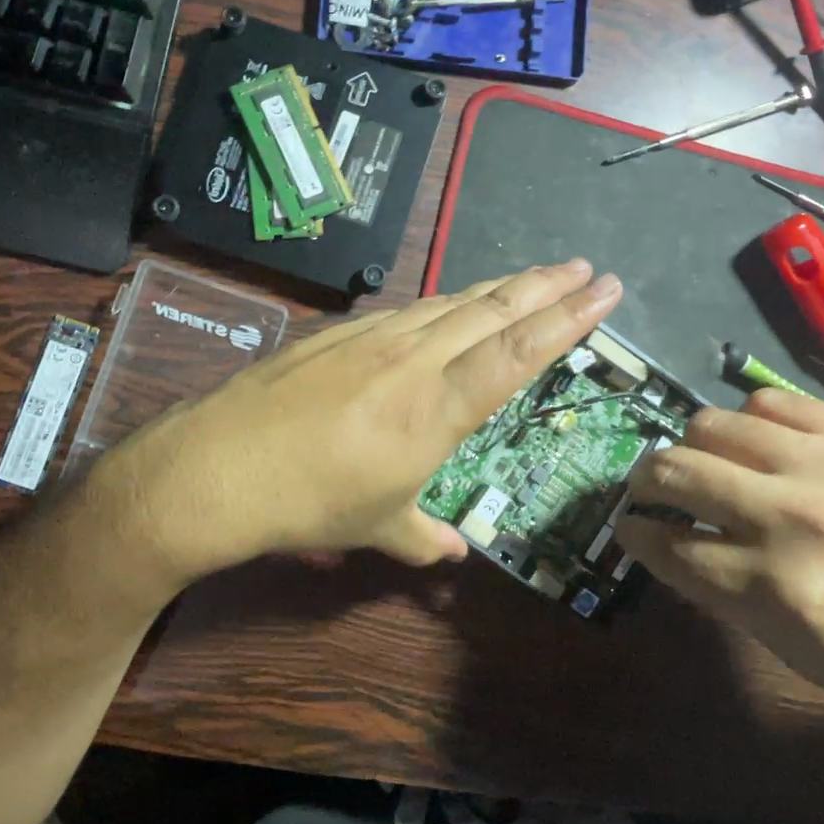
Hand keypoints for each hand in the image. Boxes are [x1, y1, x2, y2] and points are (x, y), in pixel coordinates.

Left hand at [77, 260, 622, 590]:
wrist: (219, 467)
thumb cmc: (309, 505)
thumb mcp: (376, 527)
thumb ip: (423, 537)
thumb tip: (454, 554)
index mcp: (436, 408)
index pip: (516, 354)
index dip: (567, 320)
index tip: (605, 292)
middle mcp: (412, 359)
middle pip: (490, 311)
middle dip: (544, 287)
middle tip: (584, 269)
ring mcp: (370, 337)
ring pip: (448, 303)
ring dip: (494, 289)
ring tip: (528, 280)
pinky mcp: (335, 333)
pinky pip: (403, 310)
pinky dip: (439, 304)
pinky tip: (443, 307)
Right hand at [615, 389, 823, 747]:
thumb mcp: (787, 645)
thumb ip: (717, 586)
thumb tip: (664, 537)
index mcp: (776, 590)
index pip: (668, 544)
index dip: (636, 533)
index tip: (629, 525)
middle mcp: (796, 518)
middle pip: (677, 471)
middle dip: (646, 481)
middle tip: (649, 490)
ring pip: (713, 424)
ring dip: (691, 445)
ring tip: (704, 463)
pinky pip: (771, 401)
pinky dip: (748, 420)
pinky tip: (756, 444)